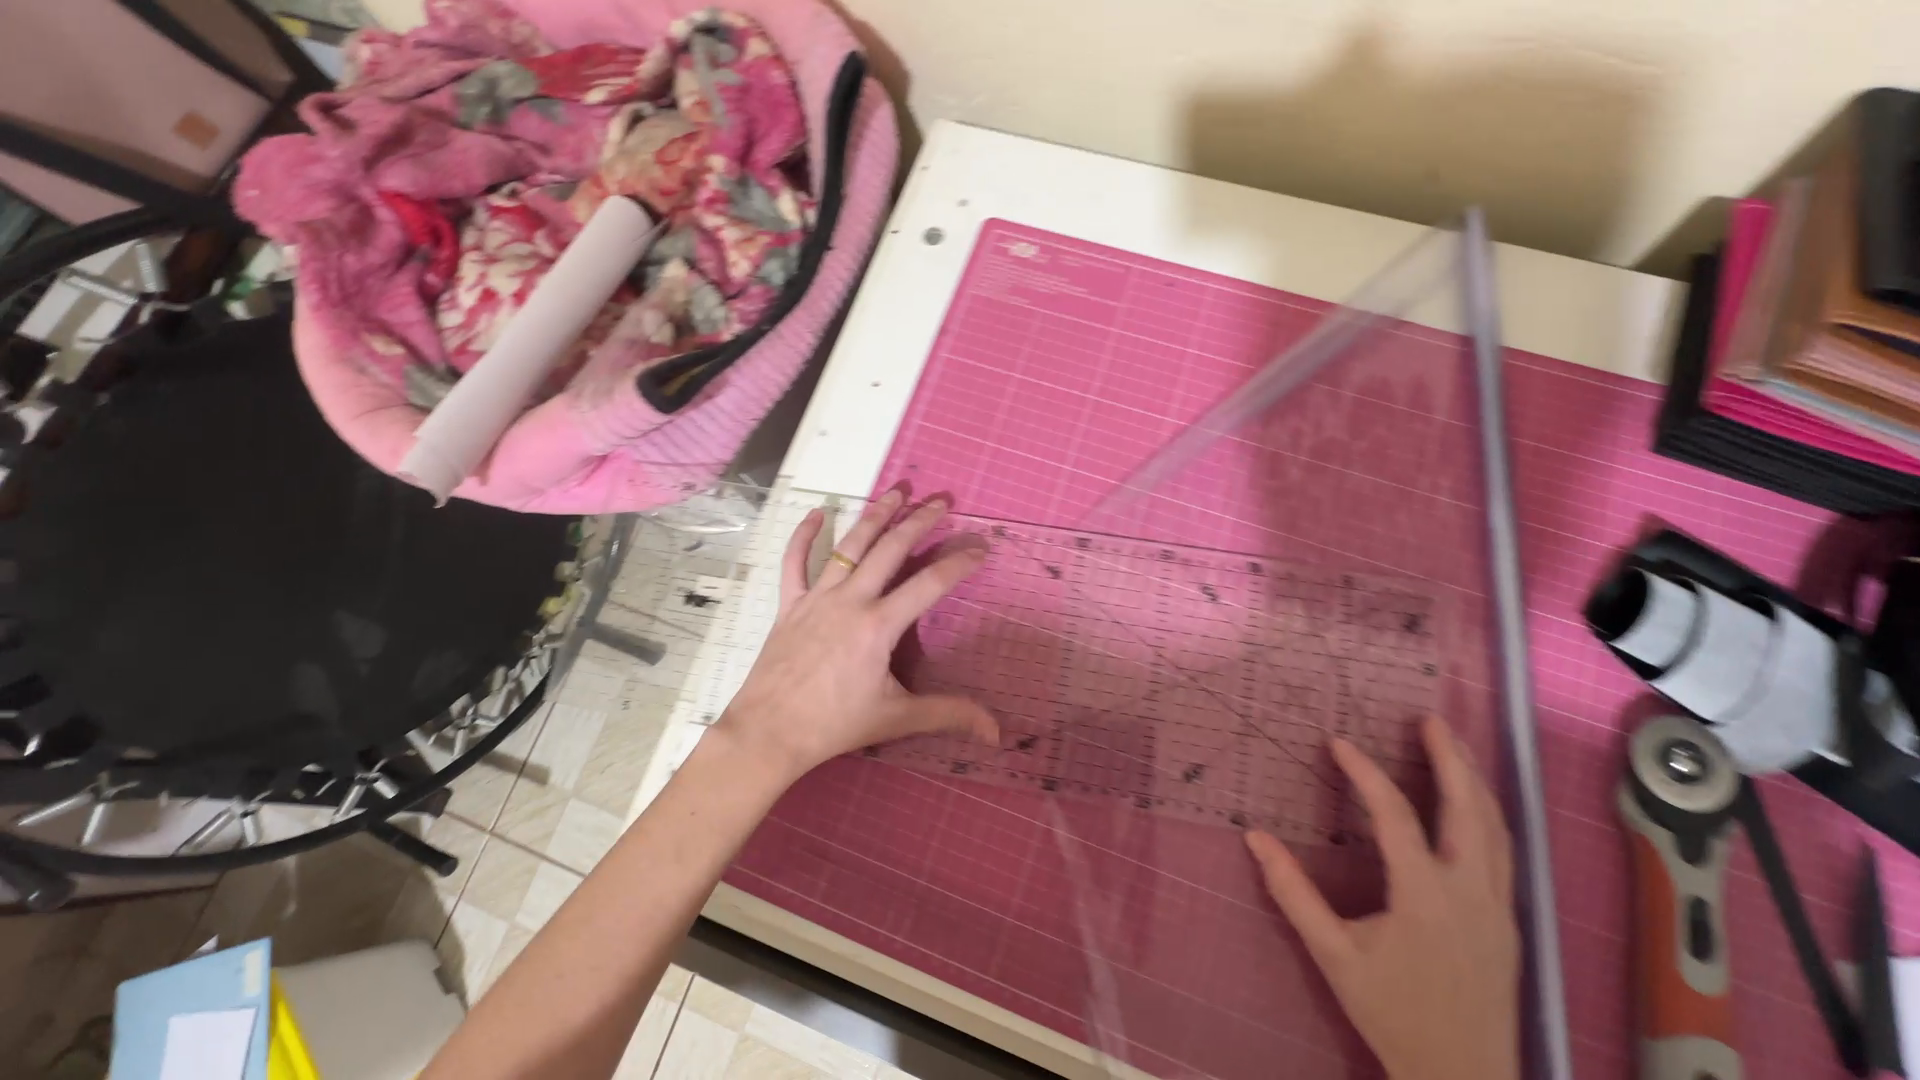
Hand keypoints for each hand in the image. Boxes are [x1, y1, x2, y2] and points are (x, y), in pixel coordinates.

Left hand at [715, 487, 999, 778]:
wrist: (769, 731)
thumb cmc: (834, 725)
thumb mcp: (897, 719)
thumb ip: (948, 715)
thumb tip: (995, 731)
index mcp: (878, 625)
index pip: (930, 584)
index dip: (959, 562)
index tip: (980, 546)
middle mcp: (850, 600)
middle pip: (890, 549)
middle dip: (919, 521)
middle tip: (941, 500)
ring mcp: (816, 598)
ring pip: (850, 545)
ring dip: (875, 516)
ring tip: (896, 491)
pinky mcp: (789, 605)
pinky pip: (795, 563)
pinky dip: (804, 535)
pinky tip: (817, 513)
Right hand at [1244, 717, 1519, 1079]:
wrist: (1462, 1075)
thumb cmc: (1391, 1013)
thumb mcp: (1333, 955)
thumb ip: (1293, 894)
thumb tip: (1255, 839)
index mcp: (1424, 895)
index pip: (1394, 814)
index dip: (1365, 773)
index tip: (1339, 743)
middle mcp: (1470, 891)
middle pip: (1468, 808)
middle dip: (1451, 758)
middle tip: (1430, 719)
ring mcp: (1499, 905)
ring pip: (1497, 828)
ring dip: (1474, 782)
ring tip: (1454, 748)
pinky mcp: (1509, 921)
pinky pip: (1505, 852)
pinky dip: (1489, 815)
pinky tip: (1476, 807)